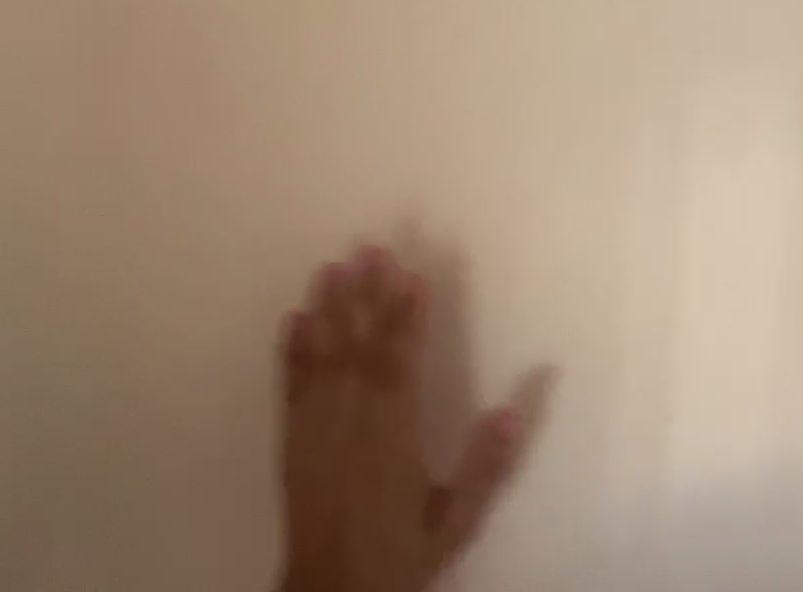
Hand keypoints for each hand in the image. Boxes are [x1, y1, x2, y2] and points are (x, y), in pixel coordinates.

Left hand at [277, 245, 533, 591]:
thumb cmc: (400, 553)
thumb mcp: (456, 521)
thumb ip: (484, 467)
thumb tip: (510, 410)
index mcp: (393, 440)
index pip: (400, 367)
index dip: (405, 320)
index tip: (412, 276)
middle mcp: (351, 425)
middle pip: (361, 350)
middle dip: (367, 296)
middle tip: (370, 248)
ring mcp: (316, 431)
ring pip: (325, 359)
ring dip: (328, 310)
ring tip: (331, 266)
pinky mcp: (292, 442)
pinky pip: (292, 388)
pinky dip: (292, 351)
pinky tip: (294, 318)